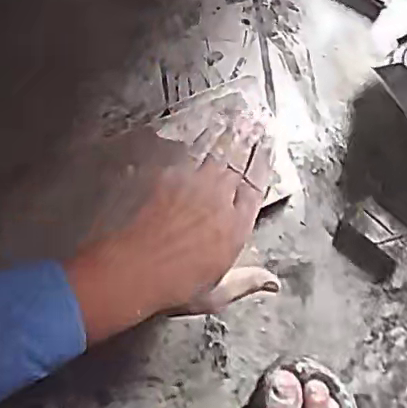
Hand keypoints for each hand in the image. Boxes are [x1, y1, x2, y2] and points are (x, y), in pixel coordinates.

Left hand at [65, 117, 275, 342]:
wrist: (132, 269)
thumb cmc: (174, 286)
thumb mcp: (216, 292)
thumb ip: (246, 281)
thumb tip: (273, 282)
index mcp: (236, 227)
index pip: (257, 187)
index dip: (265, 162)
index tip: (270, 143)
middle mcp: (218, 200)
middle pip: (238, 162)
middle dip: (249, 138)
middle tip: (257, 117)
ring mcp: (192, 185)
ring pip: (215, 152)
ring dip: (227, 132)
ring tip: (236, 115)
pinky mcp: (167, 178)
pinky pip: (187, 153)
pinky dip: (198, 139)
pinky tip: (202, 129)